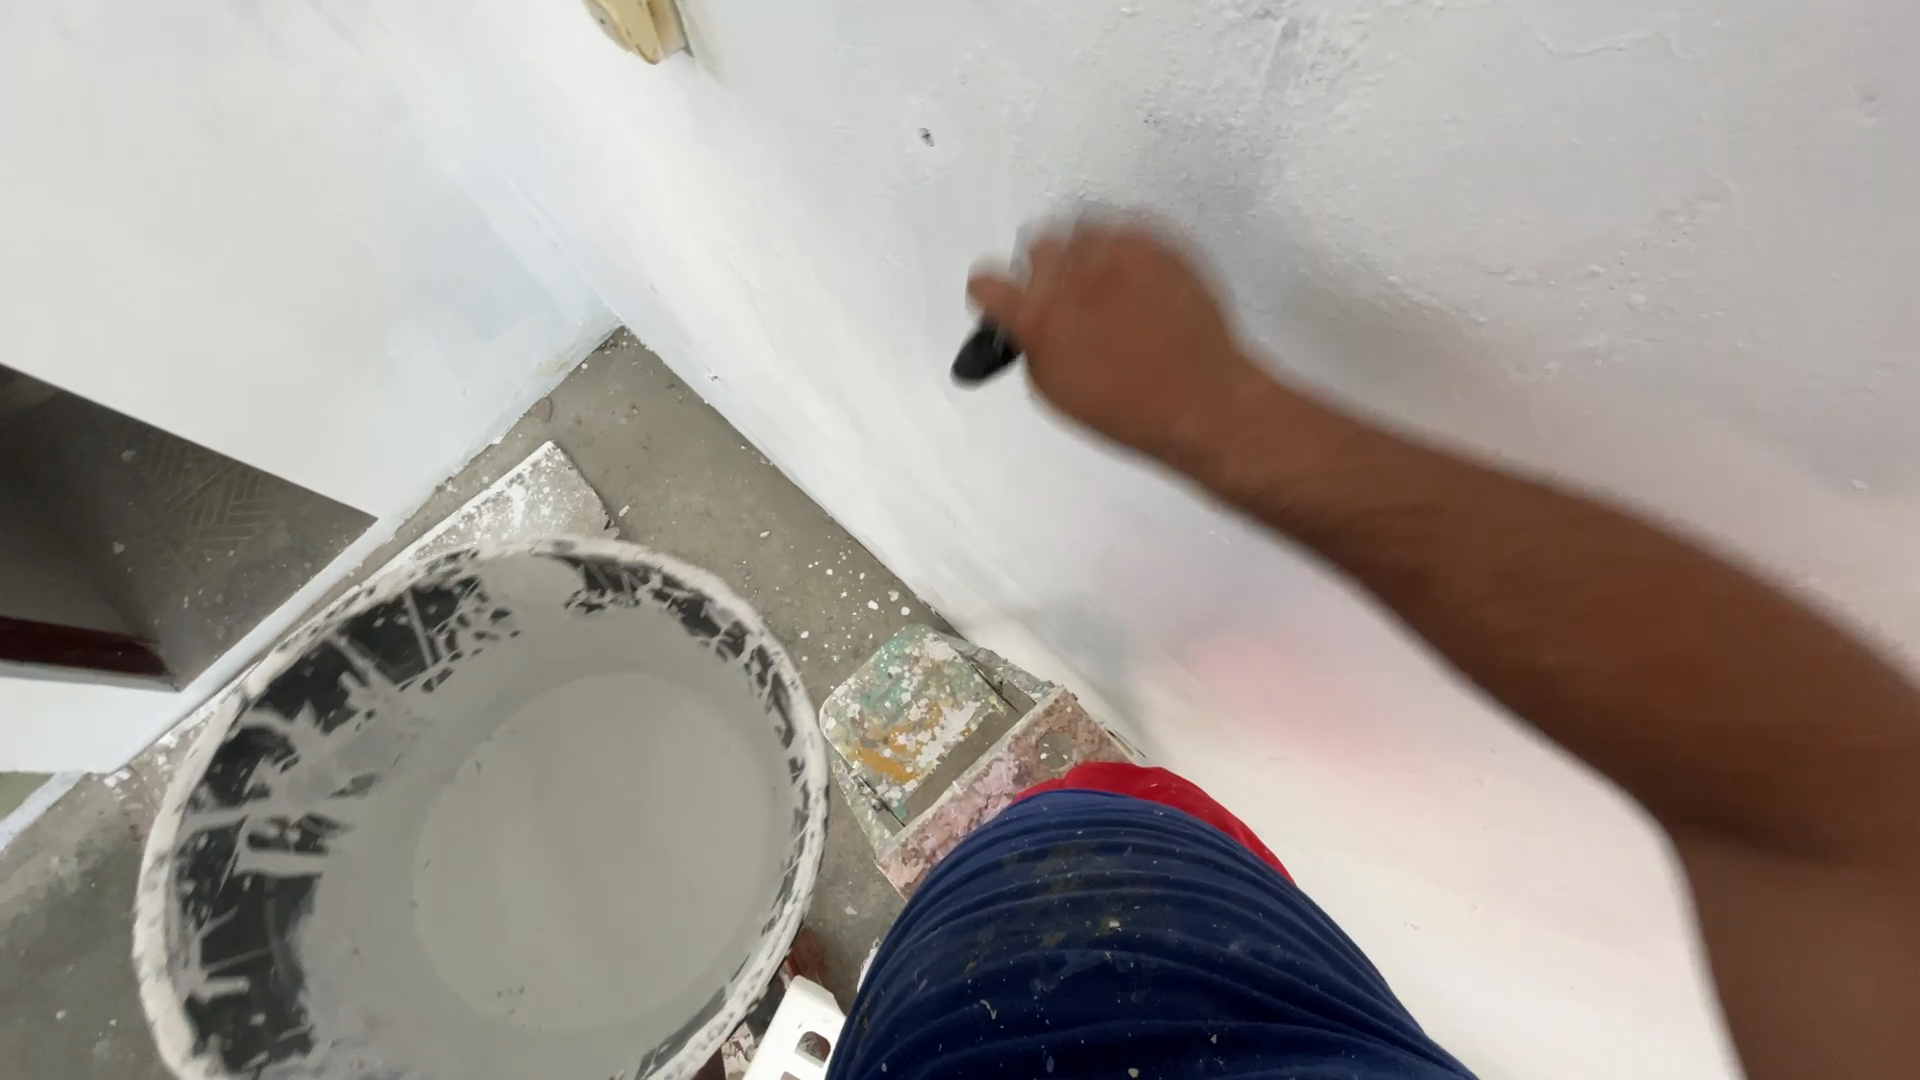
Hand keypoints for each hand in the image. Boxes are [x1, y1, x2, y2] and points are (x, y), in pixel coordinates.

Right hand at [966, 219, 1261, 461]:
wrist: (1199, 399)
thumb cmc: (1124, 409)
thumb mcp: (1055, 391)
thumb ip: (1030, 345)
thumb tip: (1023, 322)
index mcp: (1039, 319)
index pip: (986, 283)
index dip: (991, 294)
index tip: (1002, 301)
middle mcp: (1072, 276)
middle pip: (1036, 245)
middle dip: (1044, 270)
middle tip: (1067, 299)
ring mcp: (1116, 252)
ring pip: (1079, 229)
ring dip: (1082, 254)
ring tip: (1104, 287)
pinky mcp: (1155, 241)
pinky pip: (1122, 228)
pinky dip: (1120, 251)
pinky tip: (1134, 284)